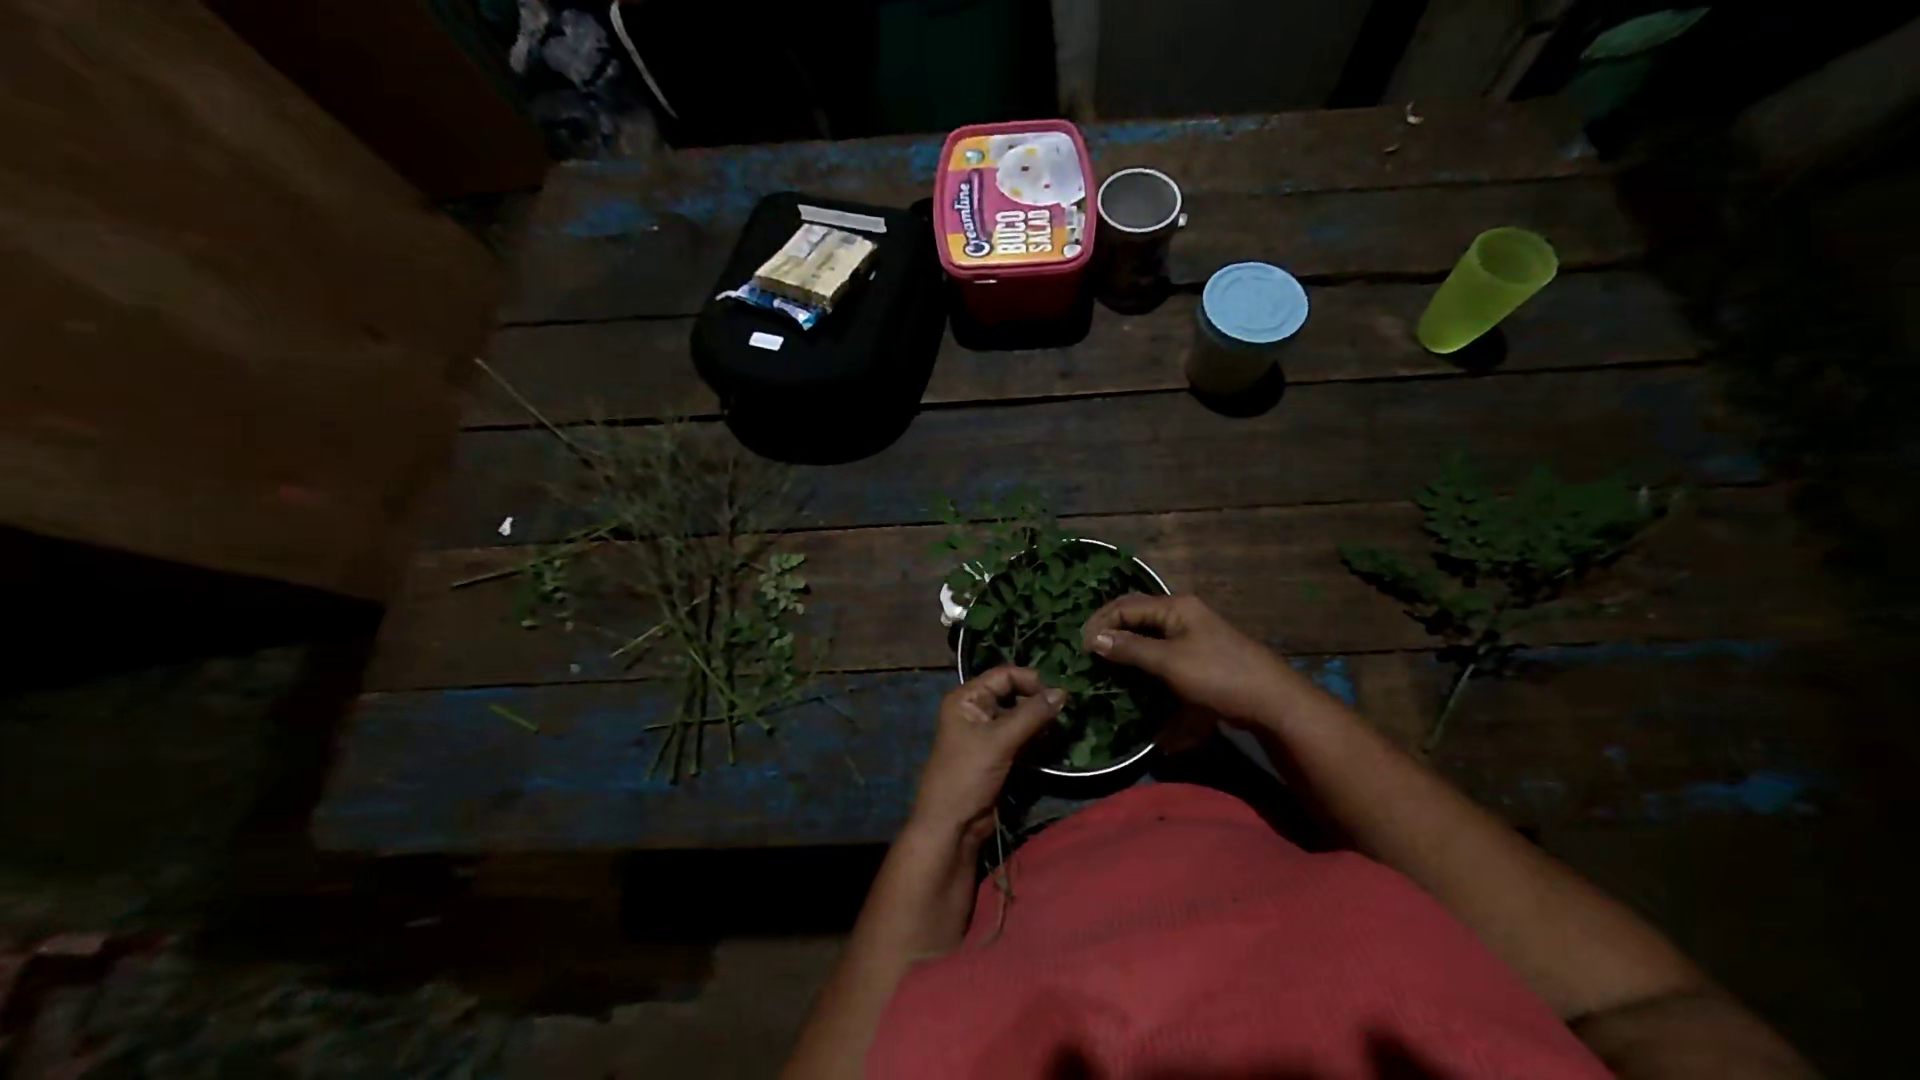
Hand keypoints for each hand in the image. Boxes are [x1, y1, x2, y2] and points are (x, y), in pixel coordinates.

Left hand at [910, 666, 1064, 843]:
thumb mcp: (1000, 740)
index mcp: (966, 698)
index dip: (1030, 680)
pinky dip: (1036, 737)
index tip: (1059, 691)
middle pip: (1012, 694)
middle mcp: (975, 710)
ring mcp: (986, 733)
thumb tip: (1063, 692)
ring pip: (1019, 716)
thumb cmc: (968, 774)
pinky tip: (1053, 740)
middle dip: (1037, 699)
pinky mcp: (997, 754)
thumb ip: (1032, 714)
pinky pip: (1020, 737)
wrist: (953, 825)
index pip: (1003, 675)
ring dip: (1039, 720)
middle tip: (1066, 709)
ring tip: (1064, 724)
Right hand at [1081, 594, 1304, 727]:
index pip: (1125, 606)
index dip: (1100, 623)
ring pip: (1149, 638)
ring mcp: (1192, 637)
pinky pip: (1163, 656)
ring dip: (1127, 650)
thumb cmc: (1218, 675)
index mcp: (1175, 607)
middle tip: (1088, 655)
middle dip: (1111, 634)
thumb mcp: (1169, 662)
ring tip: (1105, 667)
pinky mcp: (1199, 659)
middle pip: (1136, 619)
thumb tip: (1093, 638)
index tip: (1081, 648)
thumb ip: (1130, 649)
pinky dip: (1146, 665)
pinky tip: (1134, 680)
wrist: (1272, 702)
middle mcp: (1182, 616)